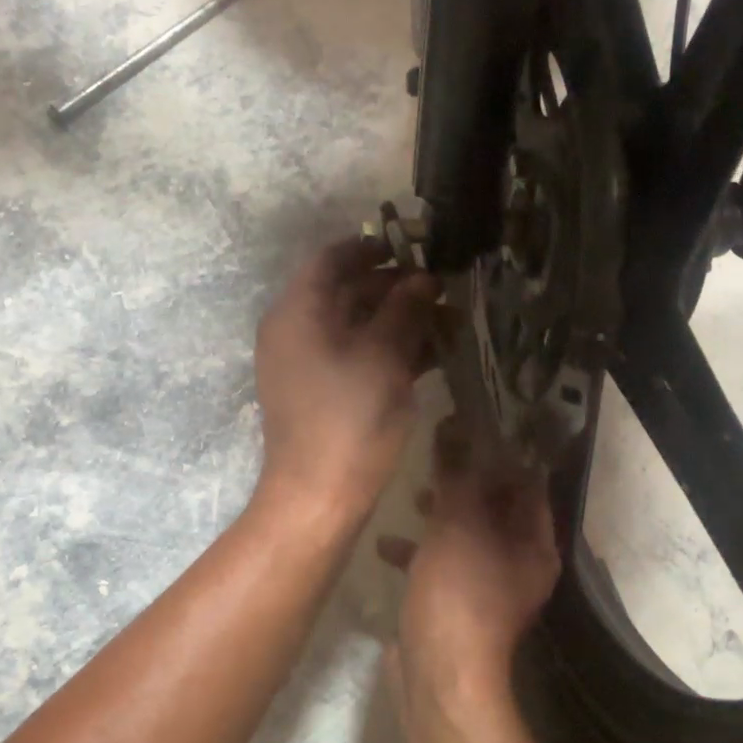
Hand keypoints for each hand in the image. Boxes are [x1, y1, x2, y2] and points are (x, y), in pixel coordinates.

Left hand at [254, 238, 441, 516]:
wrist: (317, 495)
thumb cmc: (350, 416)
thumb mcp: (384, 355)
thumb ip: (404, 309)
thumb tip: (422, 278)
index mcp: (298, 310)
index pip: (332, 259)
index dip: (373, 248)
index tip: (415, 247)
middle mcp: (293, 329)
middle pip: (345, 291)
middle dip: (395, 288)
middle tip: (442, 288)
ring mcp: (304, 363)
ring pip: (354, 326)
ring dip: (398, 320)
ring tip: (449, 320)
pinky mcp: (319, 392)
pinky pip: (353, 355)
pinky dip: (388, 349)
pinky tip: (431, 353)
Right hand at [379, 417, 561, 694]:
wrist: (438, 675)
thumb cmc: (459, 590)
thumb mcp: (456, 522)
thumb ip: (455, 473)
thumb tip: (454, 424)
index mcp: (534, 545)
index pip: (528, 485)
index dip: (503, 455)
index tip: (471, 427)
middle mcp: (518, 566)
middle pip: (494, 510)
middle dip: (464, 484)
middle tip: (437, 458)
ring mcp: (486, 590)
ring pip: (464, 538)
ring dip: (438, 516)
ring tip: (410, 499)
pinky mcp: (454, 607)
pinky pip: (439, 566)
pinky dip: (418, 553)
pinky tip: (386, 546)